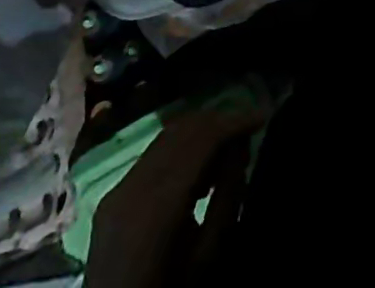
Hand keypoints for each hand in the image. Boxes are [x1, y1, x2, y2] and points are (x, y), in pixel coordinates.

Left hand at [86, 105, 268, 287]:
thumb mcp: (207, 258)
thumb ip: (226, 201)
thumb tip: (239, 149)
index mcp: (158, 204)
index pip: (200, 140)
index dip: (233, 122)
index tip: (262, 116)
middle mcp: (133, 184)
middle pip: (181, 131)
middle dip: (218, 120)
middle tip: (249, 125)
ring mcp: (118, 188)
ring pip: (164, 138)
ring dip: (199, 131)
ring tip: (230, 141)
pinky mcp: (113, 195)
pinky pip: (151, 156)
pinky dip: (180, 148)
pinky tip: (200, 163)